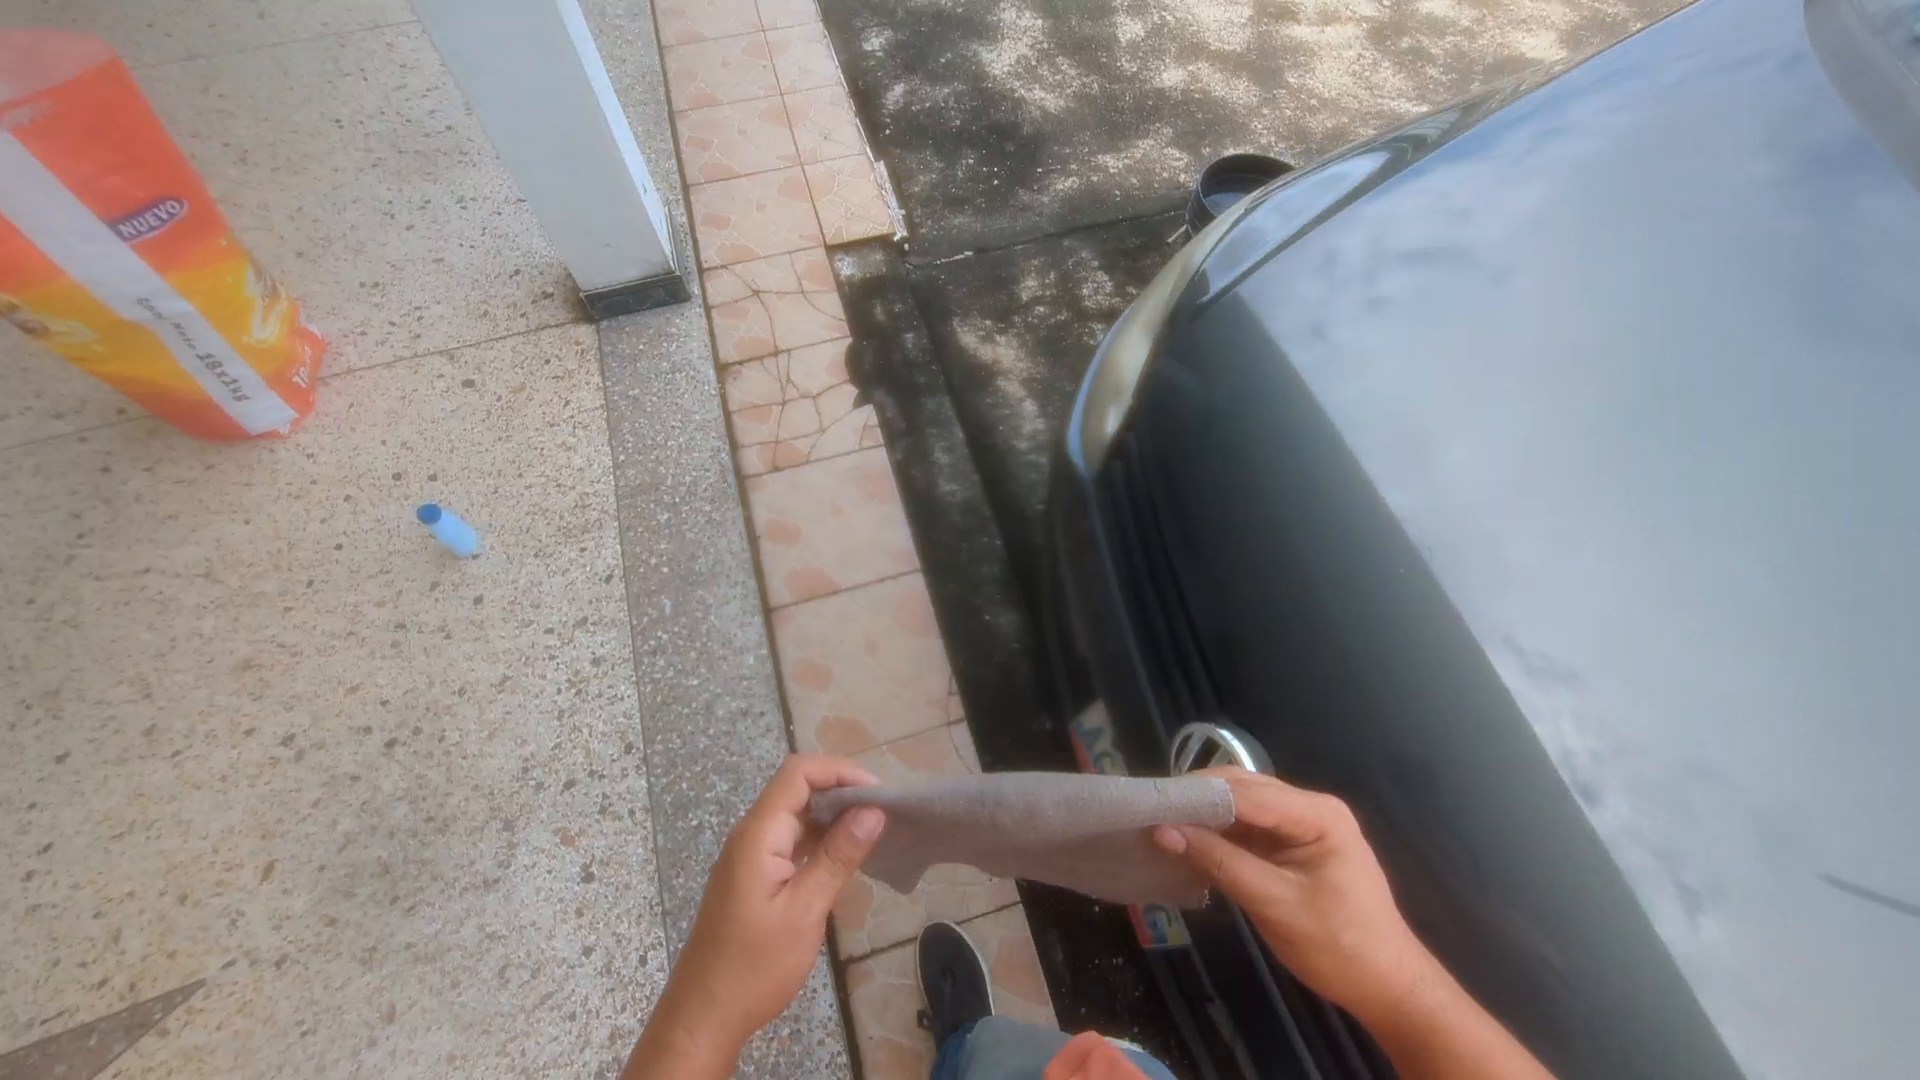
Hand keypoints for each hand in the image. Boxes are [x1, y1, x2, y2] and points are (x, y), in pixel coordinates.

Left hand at [623, 754, 884, 1078]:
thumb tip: (874, 810)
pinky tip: (845, 855)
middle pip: (797, 789)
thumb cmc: (754, 966)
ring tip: (874, 829)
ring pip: (795, 814)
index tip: (879, 793)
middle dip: (842, 789)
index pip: (798, 773)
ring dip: (834, 814)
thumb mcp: (804, 911)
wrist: (704, 1017)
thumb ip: (838, 856)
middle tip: (884, 812)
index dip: (840, 770)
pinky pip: (790, 840)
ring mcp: (751, 856)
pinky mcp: (755, 876)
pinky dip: (820, 838)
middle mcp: (751, 835)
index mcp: (758, 835)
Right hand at [1154, 769, 1553, 1079]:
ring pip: (1241, 805)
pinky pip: (1246, 827)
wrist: (1388, 988)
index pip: (1247, 792)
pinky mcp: (1291, 845)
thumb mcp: (1274, 904)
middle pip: (1242, 789)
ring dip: (1204, 815)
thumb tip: (1163, 831)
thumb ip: (1219, 862)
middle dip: (1197, 799)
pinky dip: (1217, 833)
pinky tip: (1187, 842)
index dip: (1197, 797)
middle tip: (1150, 811)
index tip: (1152, 805)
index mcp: (1317, 814)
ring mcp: (1301, 825)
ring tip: (1160, 823)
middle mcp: (1309, 808)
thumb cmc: (1338, 946)